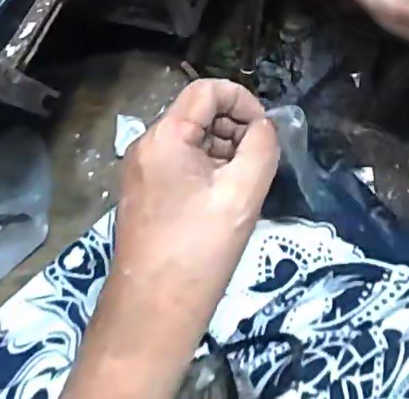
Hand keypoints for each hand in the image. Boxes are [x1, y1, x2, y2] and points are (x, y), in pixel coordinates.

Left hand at [82, 79, 277, 394]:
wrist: (149, 317)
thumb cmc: (197, 253)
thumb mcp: (241, 195)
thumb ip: (261, 148)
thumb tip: (265, 127)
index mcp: (165, 136)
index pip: (207, 89)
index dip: (242, 100)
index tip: (265, 131)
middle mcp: (148, 144)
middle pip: (199, 113)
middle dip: (235, 128)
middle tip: (258, 163)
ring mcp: (143, 169)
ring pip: (193, 139)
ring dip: (224, 150)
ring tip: (244, 187)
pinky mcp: (145, 192)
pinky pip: (182, 163)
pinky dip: (208, 170)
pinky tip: (224, 201)